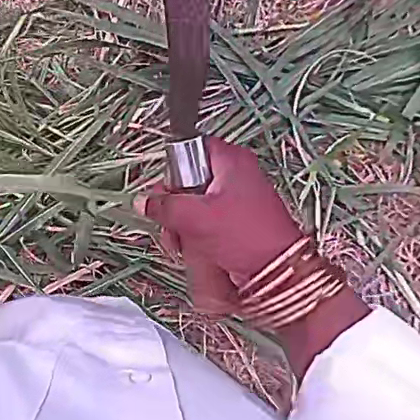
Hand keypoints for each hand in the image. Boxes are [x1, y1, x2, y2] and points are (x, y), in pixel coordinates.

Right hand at [138, 139, 302, 314]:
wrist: (276, 272)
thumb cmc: (244, 236)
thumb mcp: (194, 218)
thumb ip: (163, 206)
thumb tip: (143, 201)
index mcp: (231, 161)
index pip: (191, 147)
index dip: (174, 168)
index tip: (168, 190)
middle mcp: (235, 175)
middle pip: (188, 179)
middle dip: (173, 204)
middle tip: (172, 221)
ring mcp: (236, 198)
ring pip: (193, 203)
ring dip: (180, 223)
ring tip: (181, 241)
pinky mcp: (236, 220)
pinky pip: (204, 220)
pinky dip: (193, 233)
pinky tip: (191, 248)